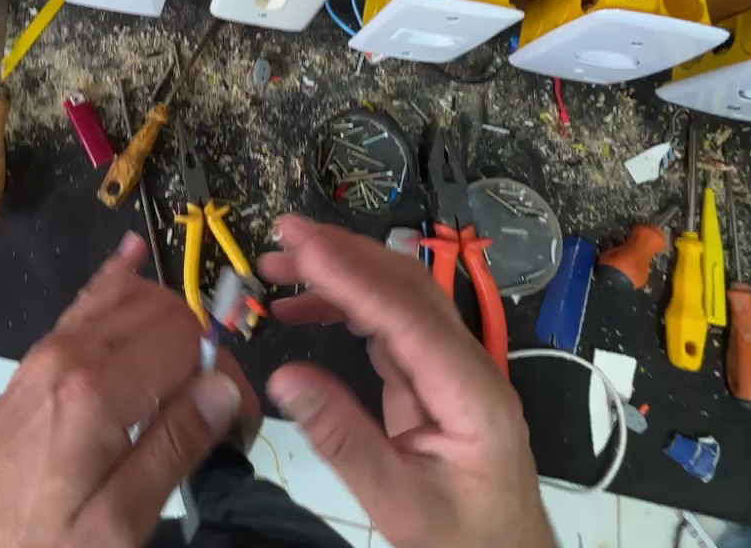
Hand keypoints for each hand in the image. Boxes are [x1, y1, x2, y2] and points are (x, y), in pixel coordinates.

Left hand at [0, 232, 260, 547]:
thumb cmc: (37, 543)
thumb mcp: (116, 521)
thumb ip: (174, 446)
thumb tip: (223, 385)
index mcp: (97, 389)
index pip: (185, 339)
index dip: (223, 368)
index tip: (238, 415)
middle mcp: (72, 351)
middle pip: (159, 309)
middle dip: (201, 342)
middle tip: (217, 400)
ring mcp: (50, 348)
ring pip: (125, 294)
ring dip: (168, 314)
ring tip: (193, 361)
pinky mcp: (38, 357)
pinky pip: (86, 300)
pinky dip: (116, 278)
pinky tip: (131, 255)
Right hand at [258, 216, 552, 547]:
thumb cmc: (462, 540)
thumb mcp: (399, 504)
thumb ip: (342, 439)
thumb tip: (283, 377)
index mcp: (470, 392)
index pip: (407, 315)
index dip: (353, 276)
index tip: (305, 246)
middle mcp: (463, 362)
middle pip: (404, 285)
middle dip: (343, 252)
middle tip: (284, 233)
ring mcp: (447, 362)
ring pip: (393, 293)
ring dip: (339, 269)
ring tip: (279, 263)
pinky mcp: (427, 371)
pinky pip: (383, 319)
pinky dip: (341, 303)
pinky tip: (301, 306)